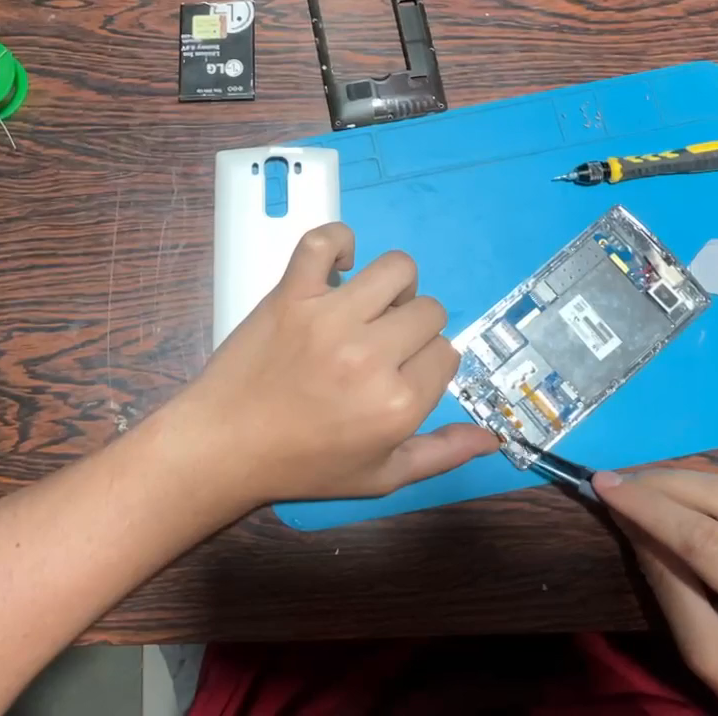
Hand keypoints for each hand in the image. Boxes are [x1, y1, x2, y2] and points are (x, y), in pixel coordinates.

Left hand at [165, 223, 496, 506]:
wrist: (225, 444)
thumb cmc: (303, 465)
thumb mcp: (379, 476)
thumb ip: (439, 453)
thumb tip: (492, 436)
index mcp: (399, 403)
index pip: (447, 352)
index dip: (427, 362)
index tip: (399, 373)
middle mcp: (372, 355)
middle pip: (429, 309)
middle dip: (414, 327)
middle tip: (380, 345)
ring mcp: (330, 318)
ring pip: (397, 268)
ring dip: (393, 286)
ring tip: (368, 306)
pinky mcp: (292, 293)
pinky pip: (324, 241)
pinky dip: (339, 242)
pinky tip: (338, 267)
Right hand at [595, 469, 717, 715]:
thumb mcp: (711, 660)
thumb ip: (670, 586)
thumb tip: (630, 518)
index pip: (709, 541)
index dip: (650, 507)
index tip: (602, 484)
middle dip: (667, 482)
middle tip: (621, 480)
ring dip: (692, 480)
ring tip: (650, 487)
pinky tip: (707, 511)